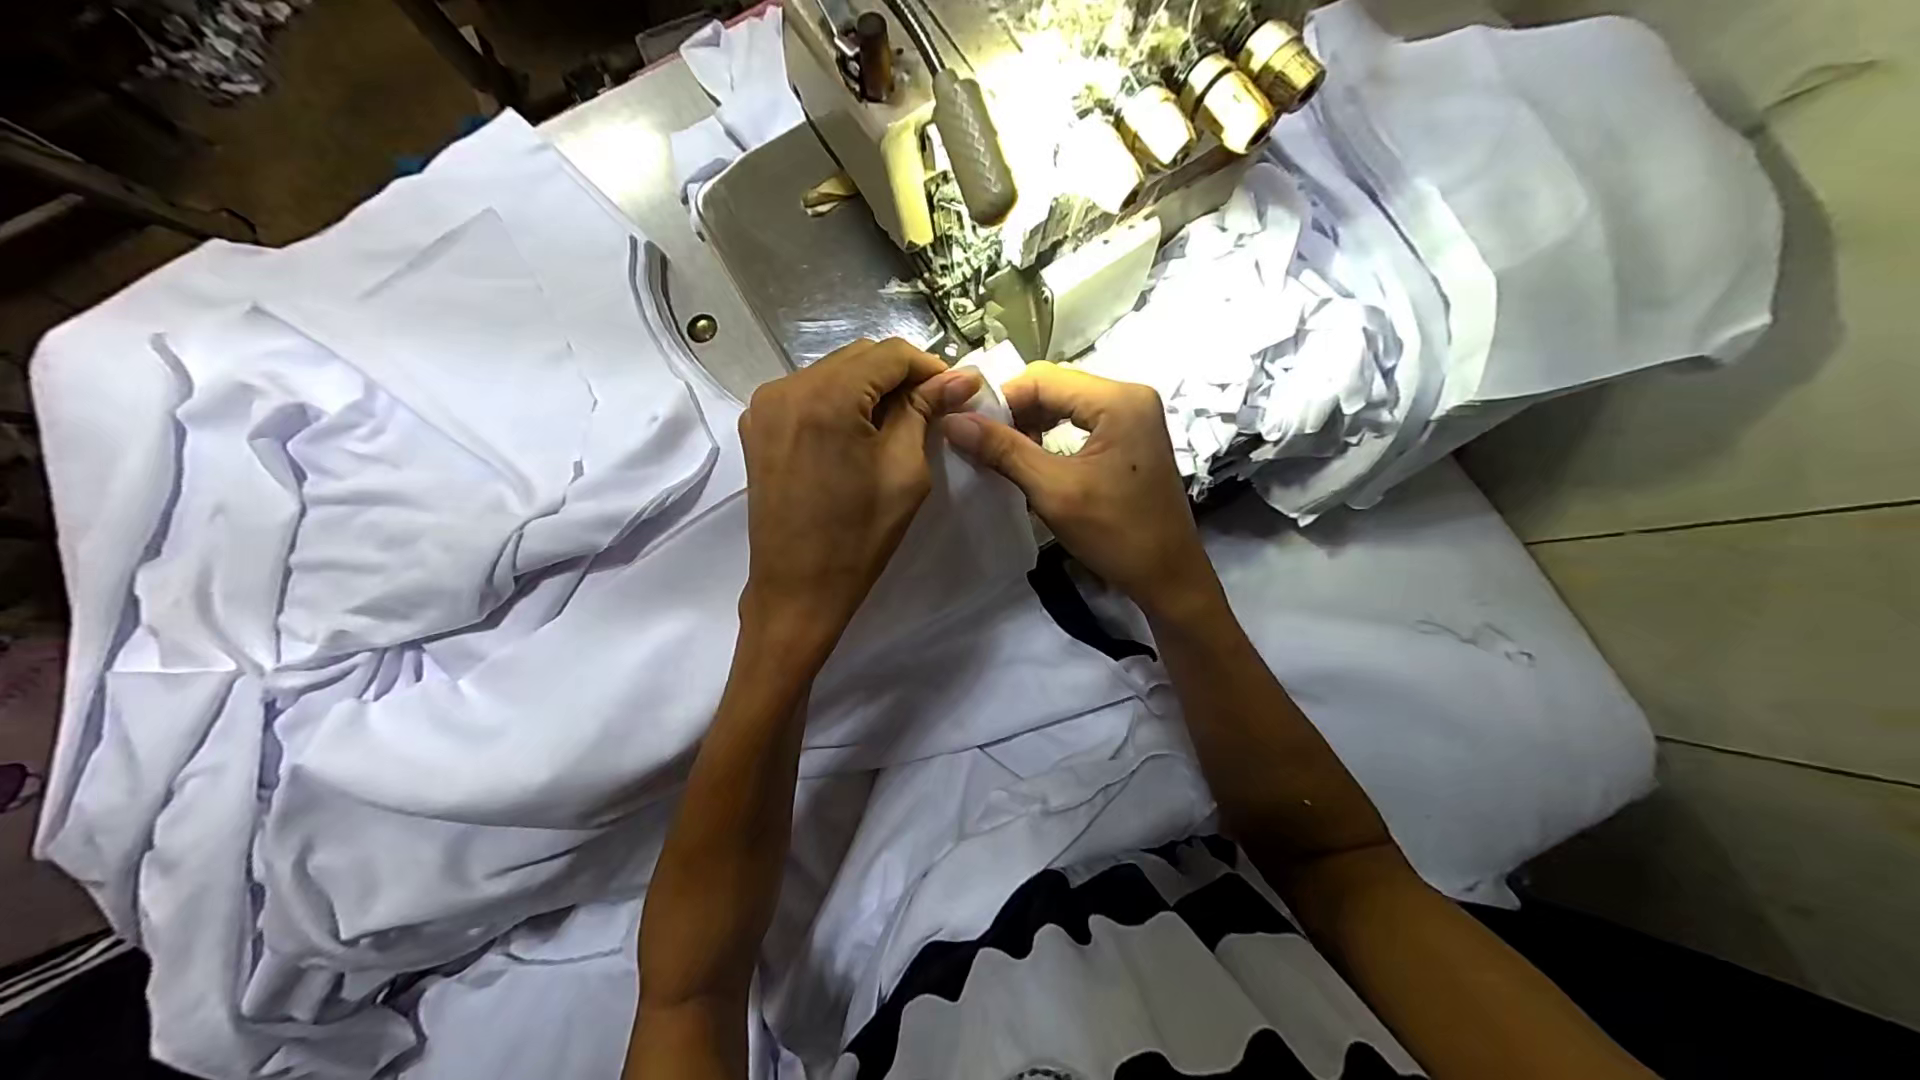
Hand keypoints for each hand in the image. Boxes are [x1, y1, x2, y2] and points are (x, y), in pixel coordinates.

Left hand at [738, 338, 981, 661]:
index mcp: (826, 396)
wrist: (797, 588)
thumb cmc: (859, 537)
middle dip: (899, 377)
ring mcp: (764, 404)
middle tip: (931, 408)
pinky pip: (808, 393)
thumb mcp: (905, 470)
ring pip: (833, 372)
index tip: (954, 390)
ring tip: (896, 424)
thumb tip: (959, 377)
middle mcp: (786, 386)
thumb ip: (924, 412)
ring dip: (869, 388)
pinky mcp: (757, 424)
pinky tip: (858, 433)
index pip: (890, 354)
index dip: (929, 366)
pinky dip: (839, 402)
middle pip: (859, 356)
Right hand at [941, 362, 1219, 619]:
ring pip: (1066, 405)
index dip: (1001, 400)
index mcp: (1118, 399)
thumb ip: (1004, 451)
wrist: (1168, 576)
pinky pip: (1081, 423)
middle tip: (981, 445)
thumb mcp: (1053, 490)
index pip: (1043, 378)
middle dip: (1015, 414)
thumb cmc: (1116, 534)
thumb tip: (952, 421)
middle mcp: (1130, 396)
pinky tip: (1032, 460)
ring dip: (1031, 426)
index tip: (968, 428)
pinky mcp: (1132, 437)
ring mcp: (1134, 416)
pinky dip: (1052, 437)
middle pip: (1055, 387)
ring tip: (1003, 456)